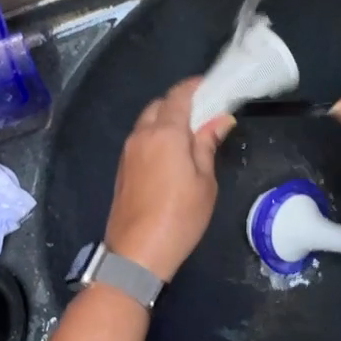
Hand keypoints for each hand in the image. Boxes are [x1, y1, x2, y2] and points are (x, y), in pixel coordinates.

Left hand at [105, 77, 233, 281]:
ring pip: (146, 124)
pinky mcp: (122, 170)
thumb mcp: (204, 182)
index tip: (212, 87)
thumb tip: (219, 119)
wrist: (137, 253)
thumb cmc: (179, 217)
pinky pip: (140, 142)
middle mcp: (141, 136)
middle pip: (159, 106)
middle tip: (204, 114)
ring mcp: (127, 153)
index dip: (195, 87)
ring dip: (165, 121)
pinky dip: (155, 138)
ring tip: (190, 136)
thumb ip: (207, 145)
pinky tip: (171, 155)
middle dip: (179, 103)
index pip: (178, 96)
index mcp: (164, 133)